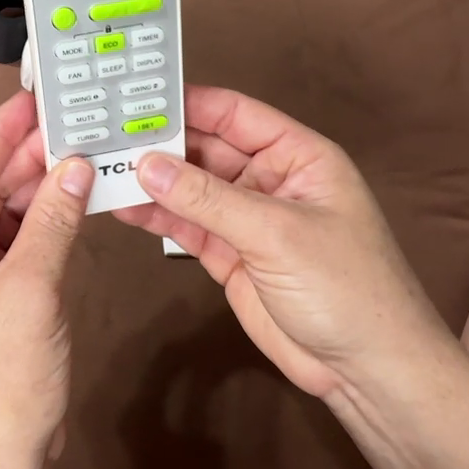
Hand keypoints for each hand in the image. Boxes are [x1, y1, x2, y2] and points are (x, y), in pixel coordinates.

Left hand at [0, 93, 94, 468]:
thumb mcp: (28, 292)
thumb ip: (51, 222)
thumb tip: (73, 164)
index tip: (30, 100)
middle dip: (28, 161)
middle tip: (72, 123)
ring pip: (9, 218)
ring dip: (44, 191)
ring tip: (82, 152)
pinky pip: (23, 247)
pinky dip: (50, 226)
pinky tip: (77, 199)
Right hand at [113, 86, 450, 397]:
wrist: (367, 371)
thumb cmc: (346, 287)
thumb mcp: (276, 233)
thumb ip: (208, 198)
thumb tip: (147, 165)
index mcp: (297, 156)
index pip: (235, 114)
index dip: (188, 103)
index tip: (136, 97)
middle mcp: (269, 180)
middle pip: (206, 149)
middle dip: (160, 143)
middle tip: (105, 132)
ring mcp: (247, 219)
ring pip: (190, 189)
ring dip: (152, 181)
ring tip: (102, 168)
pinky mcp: (229, 255)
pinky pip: (186, 225)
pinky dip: (156, 217)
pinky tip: (123, 207)